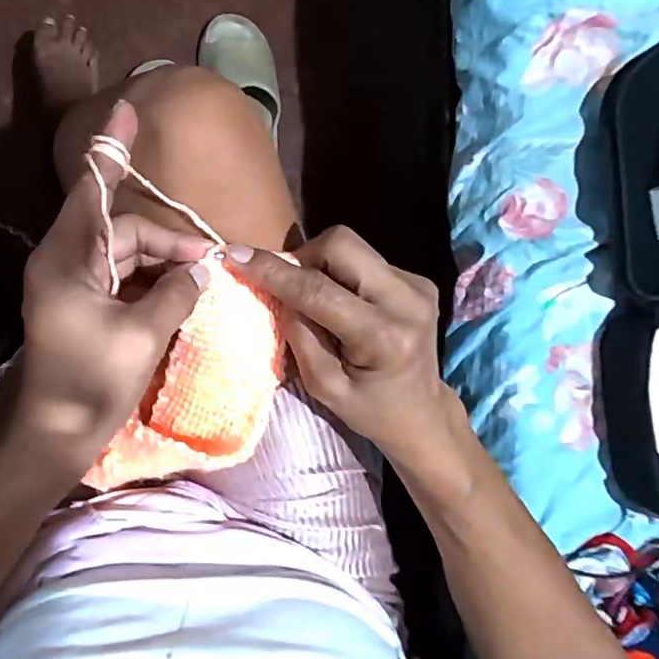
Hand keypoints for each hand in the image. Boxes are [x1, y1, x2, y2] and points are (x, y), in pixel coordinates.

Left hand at [8, 100, 214, 478]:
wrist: (53, 437)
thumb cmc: (91, 384)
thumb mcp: (142, 336)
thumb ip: (175, 294)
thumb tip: (202, 270)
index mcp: (67, 258)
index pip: (93, 190)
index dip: (112, 150)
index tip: (125, 109)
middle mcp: (61, 260)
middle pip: (120, 227)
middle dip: (165, 239)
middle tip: (207, 263)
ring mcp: (67, 282)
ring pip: (120, 252)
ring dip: (158, 260)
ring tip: (197, 277)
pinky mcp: (75, 302)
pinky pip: (115, 275)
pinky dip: (145, 279)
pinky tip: (175, 290)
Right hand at [228, 227, 481, 500]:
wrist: (423, 413)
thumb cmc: (368, 408)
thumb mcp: (323, 386)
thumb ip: (297, 335)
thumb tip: (272, 291)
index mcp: (383, 337)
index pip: (317, 290)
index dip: (273, 270)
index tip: (235, 256)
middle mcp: (408, 301)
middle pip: (341, 245)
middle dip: (302, 256)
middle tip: (286, 284)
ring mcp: (417, 285)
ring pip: (351, 246)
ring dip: (319, 264)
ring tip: (312, 296)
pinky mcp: (418, 279)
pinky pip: (363, 259)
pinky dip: (339, 273)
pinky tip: (341, 301)